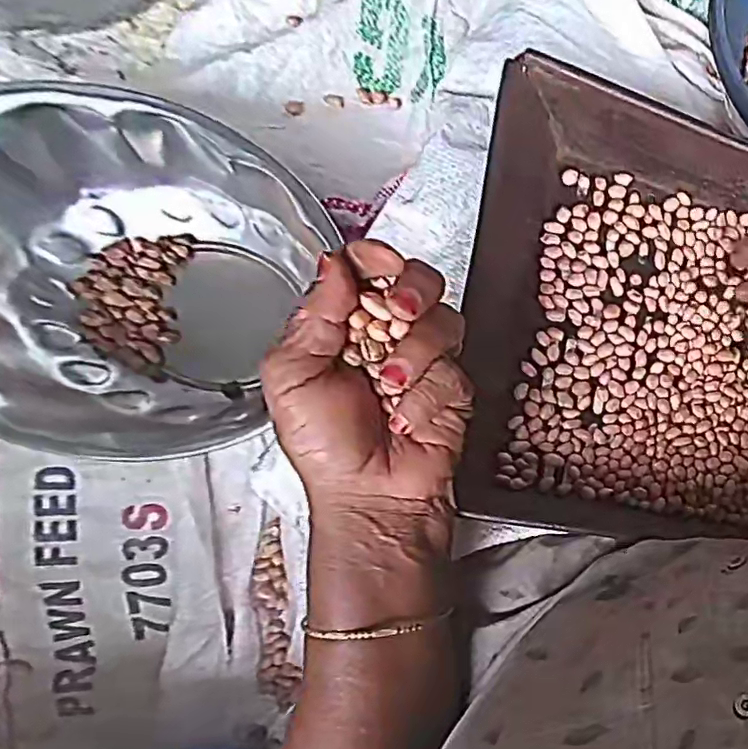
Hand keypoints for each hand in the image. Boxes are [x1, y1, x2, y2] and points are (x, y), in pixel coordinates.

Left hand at [262, 241, 471, 512]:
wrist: (371, 492)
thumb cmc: (326, 445)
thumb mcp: (290, 374)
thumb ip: (314, 318)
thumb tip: (334, 267)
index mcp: (344, 326)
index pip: (366, 269)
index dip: (377, 256)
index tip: (379, 263)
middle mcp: (389, 337)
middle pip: (420, 282)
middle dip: (412, 291)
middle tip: (396, 314)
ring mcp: (427, 363)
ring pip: (443, 323)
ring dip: (415, 352)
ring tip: (390, 385)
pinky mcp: (457, 390)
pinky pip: (453, 372)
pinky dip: (426, 395)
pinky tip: (406, 416)